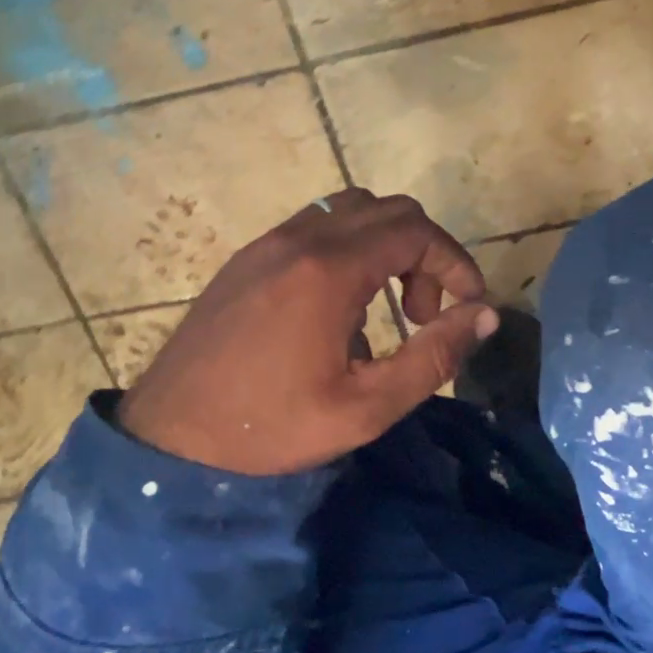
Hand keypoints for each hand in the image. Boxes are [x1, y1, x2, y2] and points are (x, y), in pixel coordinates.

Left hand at [116, 189, 498, 474]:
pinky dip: (350, 249)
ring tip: (387, 304)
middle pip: (389, 209)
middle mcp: (300, 240)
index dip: (455, 261)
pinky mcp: (247, 258)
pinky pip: (316, 227)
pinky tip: (341, 307)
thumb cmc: (270, 428)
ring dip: (387, 244)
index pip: (416, 231)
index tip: (469, 304)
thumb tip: (486, 315)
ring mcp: (268, 244)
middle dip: (425, 252)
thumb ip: (435, 357)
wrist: (166, 443)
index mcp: (329, 270)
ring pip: (351, 209)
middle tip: (425, 312)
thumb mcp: (367, 408)